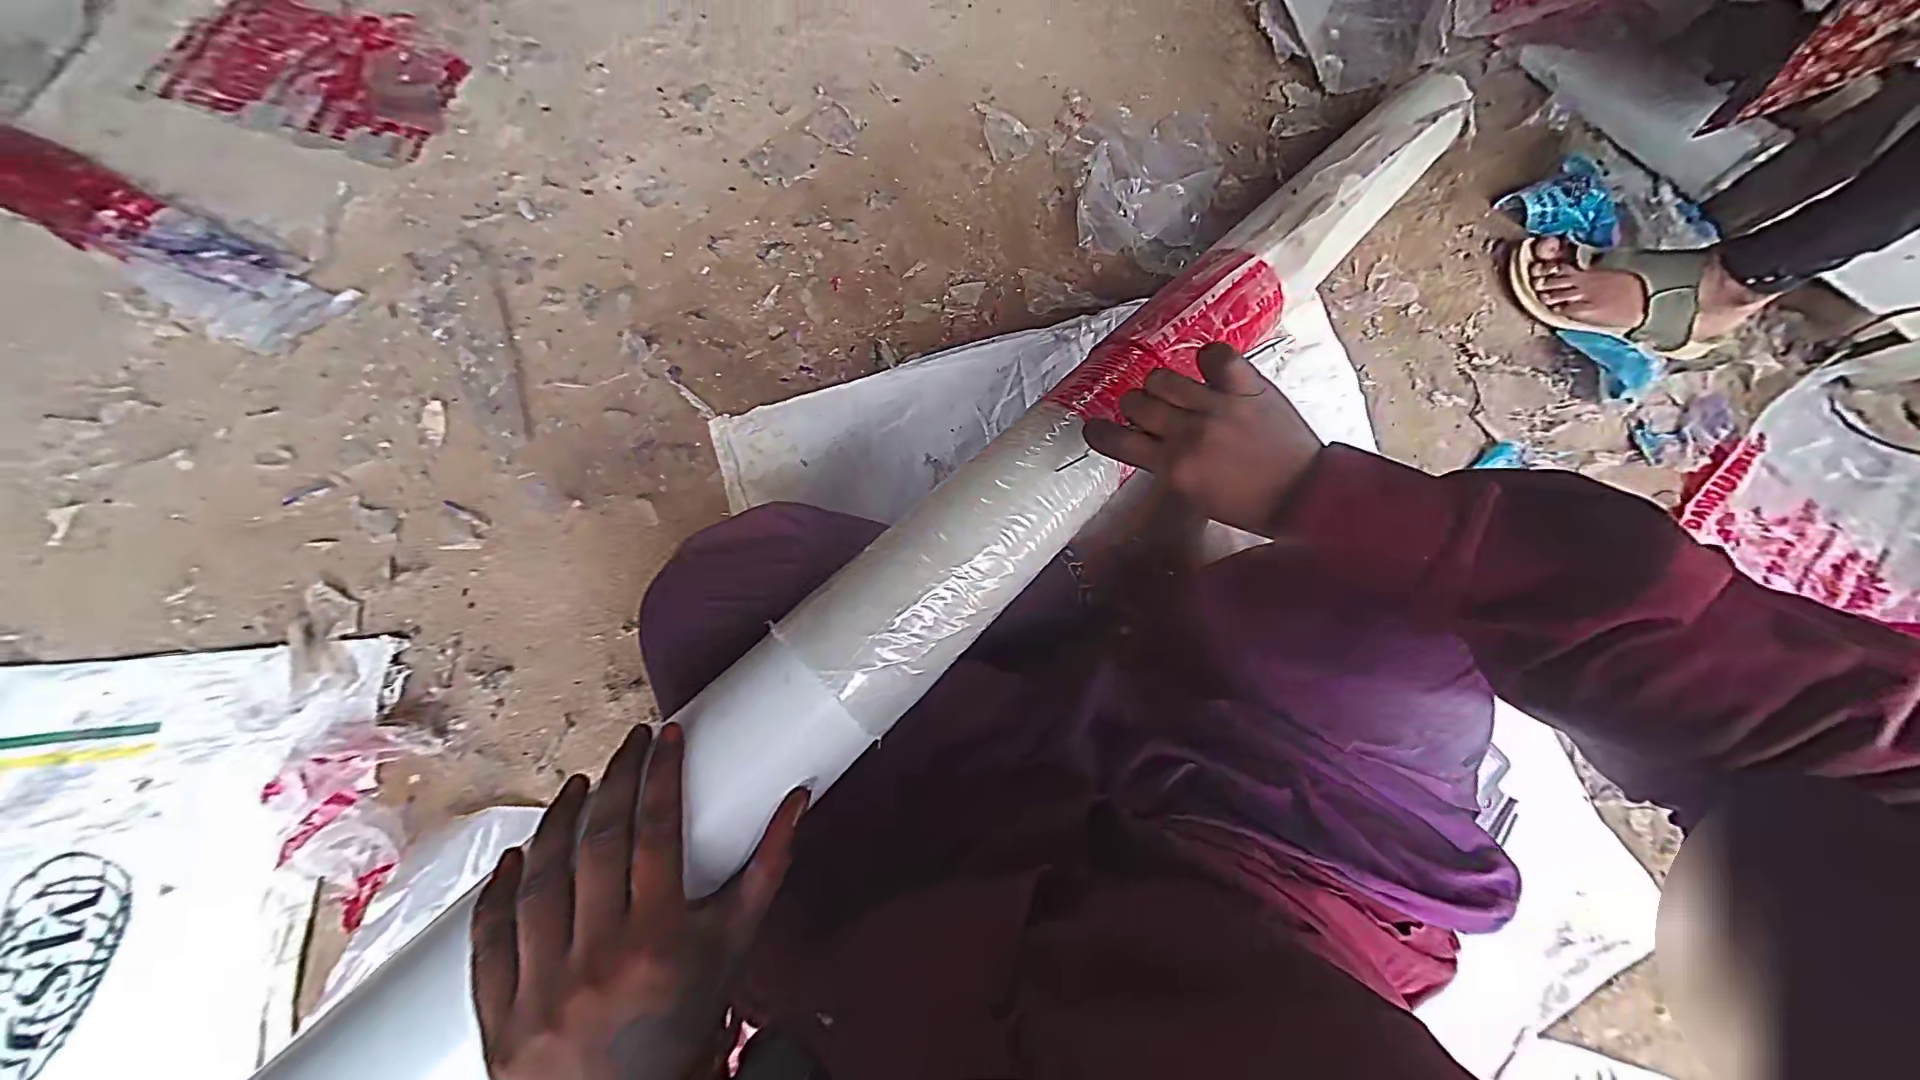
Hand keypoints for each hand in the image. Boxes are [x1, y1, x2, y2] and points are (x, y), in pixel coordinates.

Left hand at [470, 723, 807, 1079]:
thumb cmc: (691, 1019)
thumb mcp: (737, 941)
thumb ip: (770, 865)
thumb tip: (798, 799)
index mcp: (661, 938)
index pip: (658, 830)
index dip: (662, 774)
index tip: (667, 737)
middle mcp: (599, 958)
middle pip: (600, 842)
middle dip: (616, 779)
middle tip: (629, 745)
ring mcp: (543, 988)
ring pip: (543, 880)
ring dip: (558, 821)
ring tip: (579, 785)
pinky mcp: (500, 1016)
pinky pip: (491, 939)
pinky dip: (500, 890)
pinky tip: (518, 853)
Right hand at [1083, 342, 1321, 535]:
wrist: (1304, 494)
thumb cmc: (1245, 503)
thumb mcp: (1192, 493)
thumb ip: (1164, 465)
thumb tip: (1144, 438)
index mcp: (1174, 467)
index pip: (1118, 441)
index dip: (1099, 432)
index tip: (1095, 428)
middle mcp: (1189, 433)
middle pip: (1136, 402)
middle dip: (1137, 408)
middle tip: (1152, 415)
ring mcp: (1218, 406)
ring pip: (1162, 377)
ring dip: (1162, 386)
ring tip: (1177, 393)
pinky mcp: (1247, 386)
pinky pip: (1214, 355)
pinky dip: (1208, 360)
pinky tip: (1210, 372)